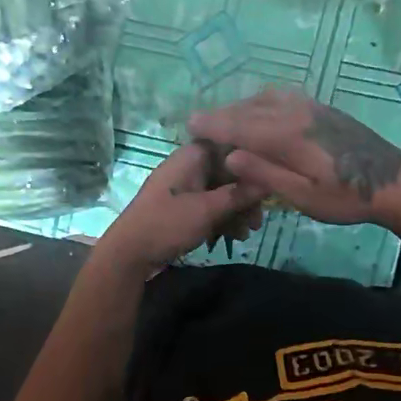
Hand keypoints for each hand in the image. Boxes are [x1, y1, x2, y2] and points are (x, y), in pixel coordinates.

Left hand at [94, 141, 266, 271]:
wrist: (128, 255)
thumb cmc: (167, 224)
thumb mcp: (208, 210)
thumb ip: (239, 194)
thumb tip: (269, 179)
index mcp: (192, 157)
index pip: (230, 145)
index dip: (252, 159)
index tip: (271, 176)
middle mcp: (189, 166)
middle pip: (229, 172)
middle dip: (247, 194)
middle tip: (259, 219)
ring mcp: (185, 187)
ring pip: (222, 191)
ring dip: (237, 210)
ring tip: (248, 232)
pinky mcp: (183, 206)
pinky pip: (211, 205)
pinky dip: (223, 218)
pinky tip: (235, 237)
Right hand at [188, 88, 400, 225]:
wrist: (394, 182)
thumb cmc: (347, 197)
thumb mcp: (304, 196)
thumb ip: (265, 174)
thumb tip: (229, 156)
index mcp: (287, 135)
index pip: (238, 126)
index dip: (212, 126)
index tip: (190, 126)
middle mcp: (295, 113)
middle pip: (248, 109)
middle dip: (222, 116)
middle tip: (201, 126)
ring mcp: (311, 106)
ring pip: (265, 99)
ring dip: (242, 108)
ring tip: (228, 123)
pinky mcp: (322, 109)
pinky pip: (282, 97)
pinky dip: (262, 103)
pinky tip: (261, 115)